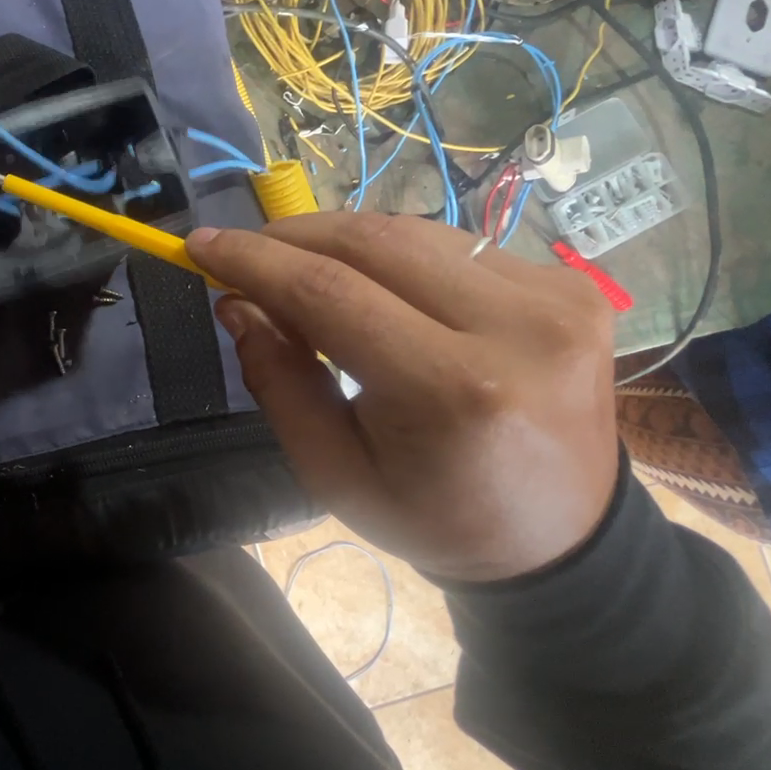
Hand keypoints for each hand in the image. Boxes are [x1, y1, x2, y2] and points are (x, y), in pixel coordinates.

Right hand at [186, 213, 618, 582]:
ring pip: (411, 232)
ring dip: (337, 239)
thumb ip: (277, 379)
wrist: (561, 538)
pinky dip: (391, 252)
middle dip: (290, 236)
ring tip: (294, 266)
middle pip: (372, 243)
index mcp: (451, 390)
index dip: (255, 261)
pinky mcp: (571, 285)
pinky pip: (452, 244)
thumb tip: (236, 302)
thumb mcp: (330, 469)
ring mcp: (555, 298)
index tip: (199, 245)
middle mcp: (516, 328)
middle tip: (241, 250)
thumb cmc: (431, 516)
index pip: (329, 291)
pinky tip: (368, 281)